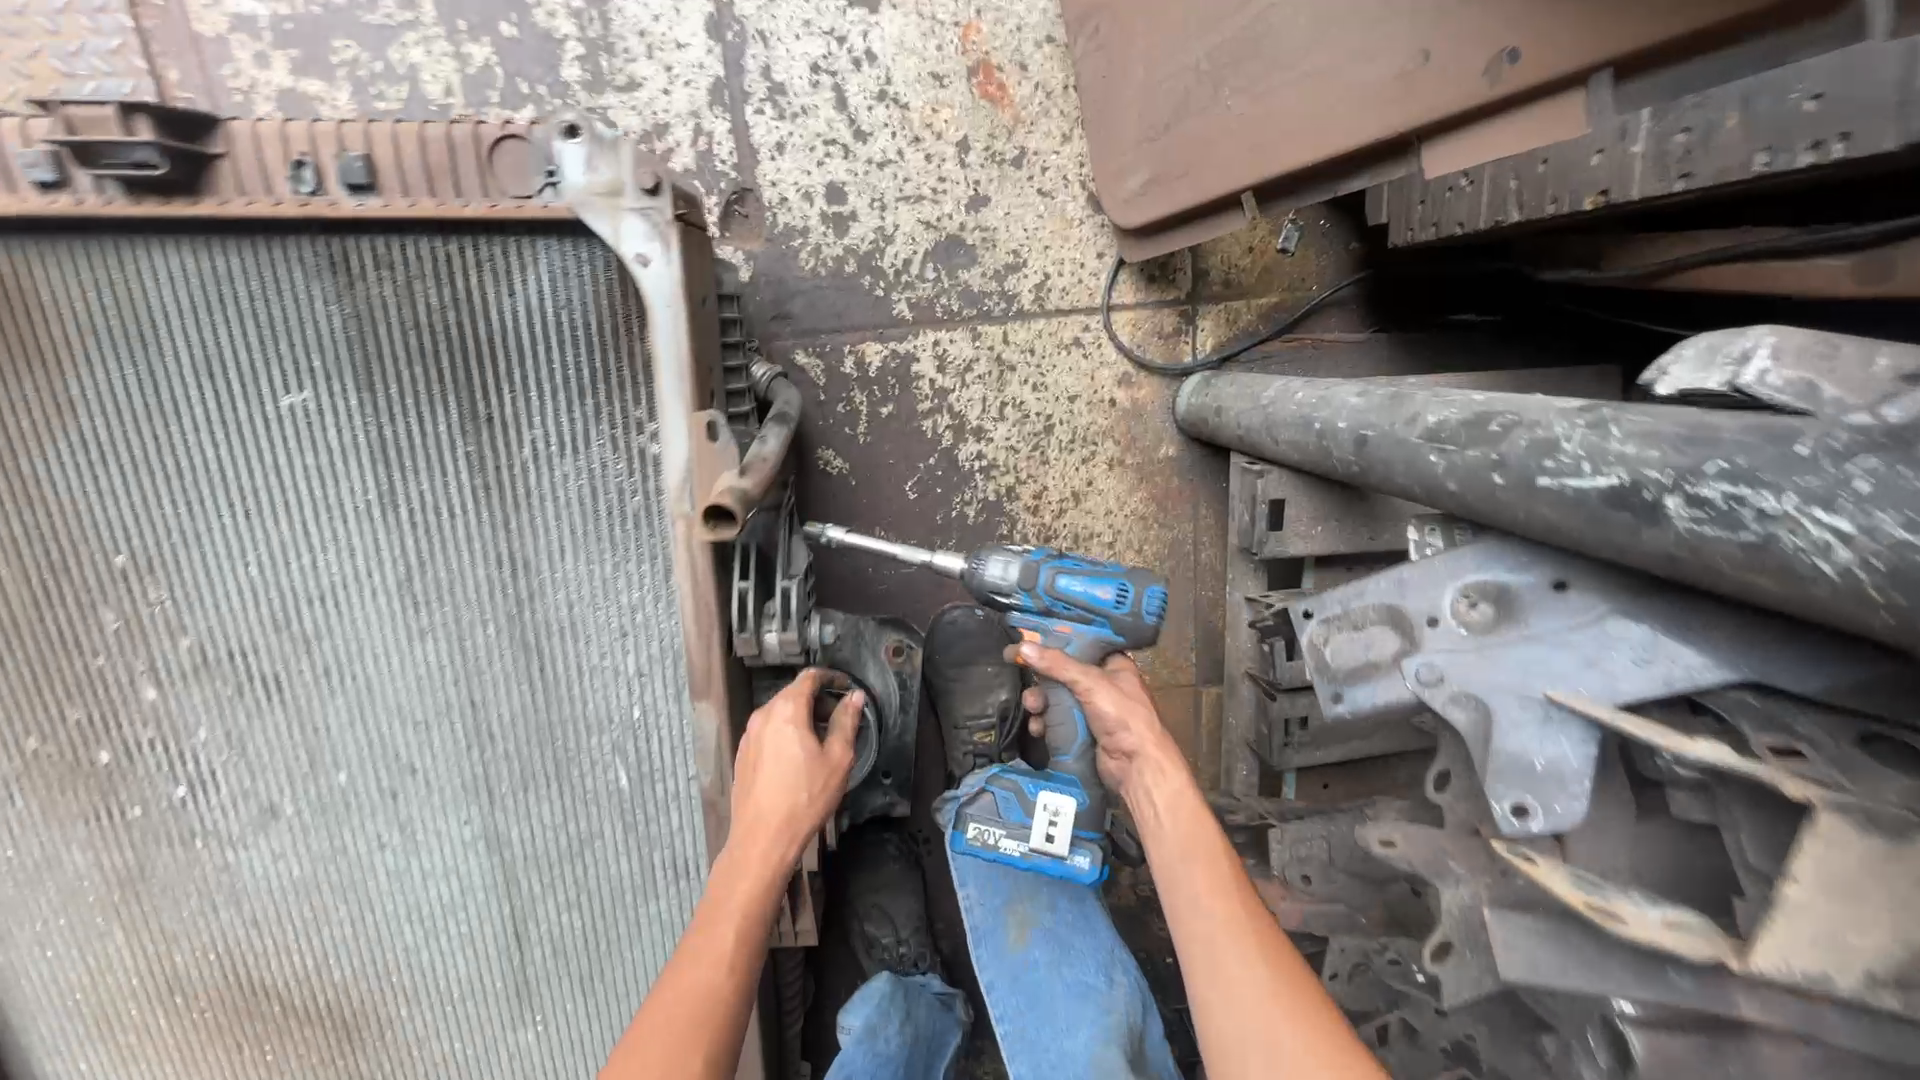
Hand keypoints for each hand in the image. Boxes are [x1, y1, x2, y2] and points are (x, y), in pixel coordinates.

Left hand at [729, 667, 863, 862]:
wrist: (762, 838)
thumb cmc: (805, 797)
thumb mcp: (837, 759)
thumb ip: (847, 722)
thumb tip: (855, 697)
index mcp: (786, 709)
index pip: (809, 677)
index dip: (831, 678)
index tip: (846, 689)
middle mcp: (762, 715)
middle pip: (793, 694)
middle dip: (818, 700)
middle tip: (840, 720)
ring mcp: (748, 735)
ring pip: (779, 713)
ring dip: (802, 718)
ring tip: (822, 741)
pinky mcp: (742, 754)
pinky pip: (768, 732)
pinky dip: (785, 733)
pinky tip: (798, 758)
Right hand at [1010, 643, 1188, 806]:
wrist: (1137, 767)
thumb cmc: (1123, 716)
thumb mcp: (1091, 683)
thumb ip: (1057, 665)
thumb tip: (1022, 647)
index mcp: (1114, 665)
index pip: (1081, 646)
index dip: (1055, 644)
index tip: (1029, 643)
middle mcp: (1103, 685)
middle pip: (1063, 674)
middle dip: (1042, 678)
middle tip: (1024, 676)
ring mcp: (1092, 711)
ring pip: (1057, 699)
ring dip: (1040, 701)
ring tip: (1032, 707)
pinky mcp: (1082, 733)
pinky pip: (1057, 722)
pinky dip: (1044, 722)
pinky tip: (1037, 727)